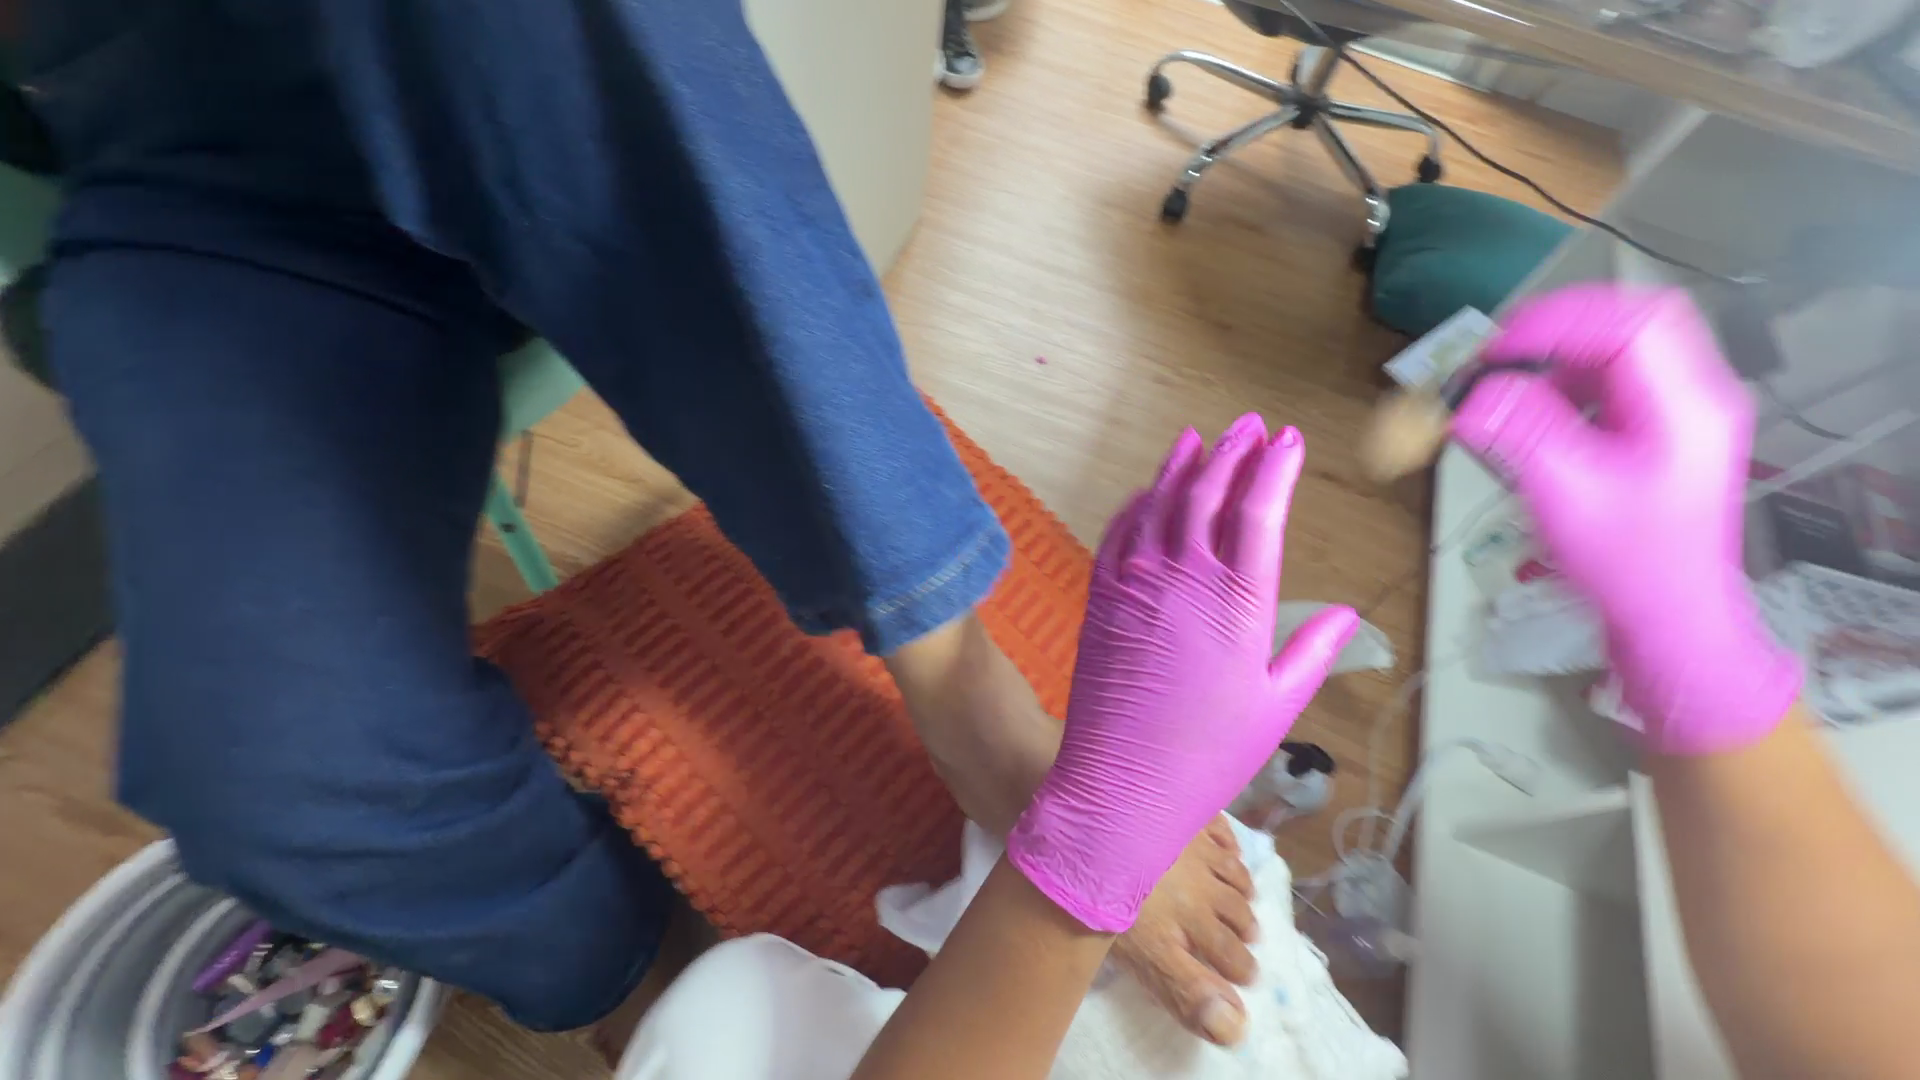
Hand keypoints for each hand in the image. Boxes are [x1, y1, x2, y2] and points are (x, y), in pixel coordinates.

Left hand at [1008, 414, 1357, 931]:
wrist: (1120, 783)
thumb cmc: (1208, 753)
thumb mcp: (1278, 705)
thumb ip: (1312, 650)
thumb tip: (1347, 614)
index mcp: (1237, 599)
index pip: (1260, 511)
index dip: (1276, 468)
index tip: (1290, 439)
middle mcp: (1184, 576)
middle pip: (1208, 493)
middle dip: (1232, 452)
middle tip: (1249, 426)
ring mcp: (1135, 581)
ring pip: (1160, 503)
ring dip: (1180, 465)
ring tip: (1198, 438)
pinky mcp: (1101, 596)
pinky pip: (1119, 533)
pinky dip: (1137, 504)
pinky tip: (1148, 492)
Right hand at [1451, 284, 1800, 753]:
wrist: (1668, 611)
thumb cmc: (1625, 561)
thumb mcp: (1566, 495)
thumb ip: (1521, 434)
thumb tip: (1469, 396)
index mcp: (1684, 406)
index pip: (1630, 325)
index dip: (1557, 323)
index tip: (1494, 351)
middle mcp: (1690, 394)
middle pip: (1631, 322)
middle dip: (1557, 327)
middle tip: (1497, 351)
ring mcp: (1675, 409)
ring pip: (1617, 347)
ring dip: (1556, 354)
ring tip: (1506, 380)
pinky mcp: (1653, 426)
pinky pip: (1608, 379)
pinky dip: (1561, 379)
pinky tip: (1532, 408)